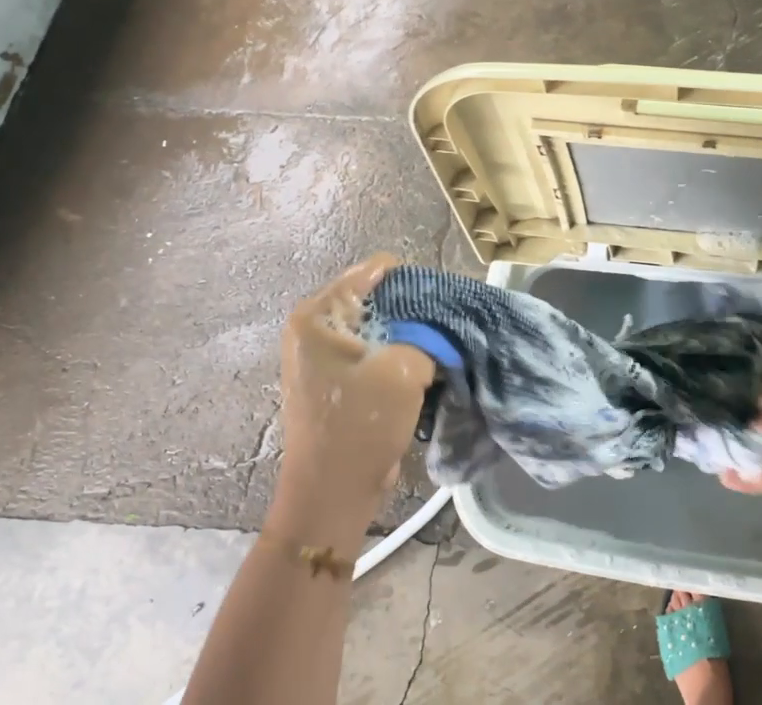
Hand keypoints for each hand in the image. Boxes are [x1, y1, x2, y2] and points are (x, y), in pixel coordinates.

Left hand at [276, 256, 436, 502]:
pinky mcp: (336, 378)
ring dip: (410, 336)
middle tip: (448, 328)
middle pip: (378, 297)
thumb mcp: (406, 368)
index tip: (445, 305)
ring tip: (440, 348)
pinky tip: (423, 370)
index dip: (415, 284)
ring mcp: (322, 354)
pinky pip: (374, 351)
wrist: (332, 492)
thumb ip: (426, 332)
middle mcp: (314, 326)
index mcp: (318, 314)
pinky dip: (399, 356)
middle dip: (415, 310)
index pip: (376, 270)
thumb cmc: (361, 425)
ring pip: (380, 327)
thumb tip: (439, 326)